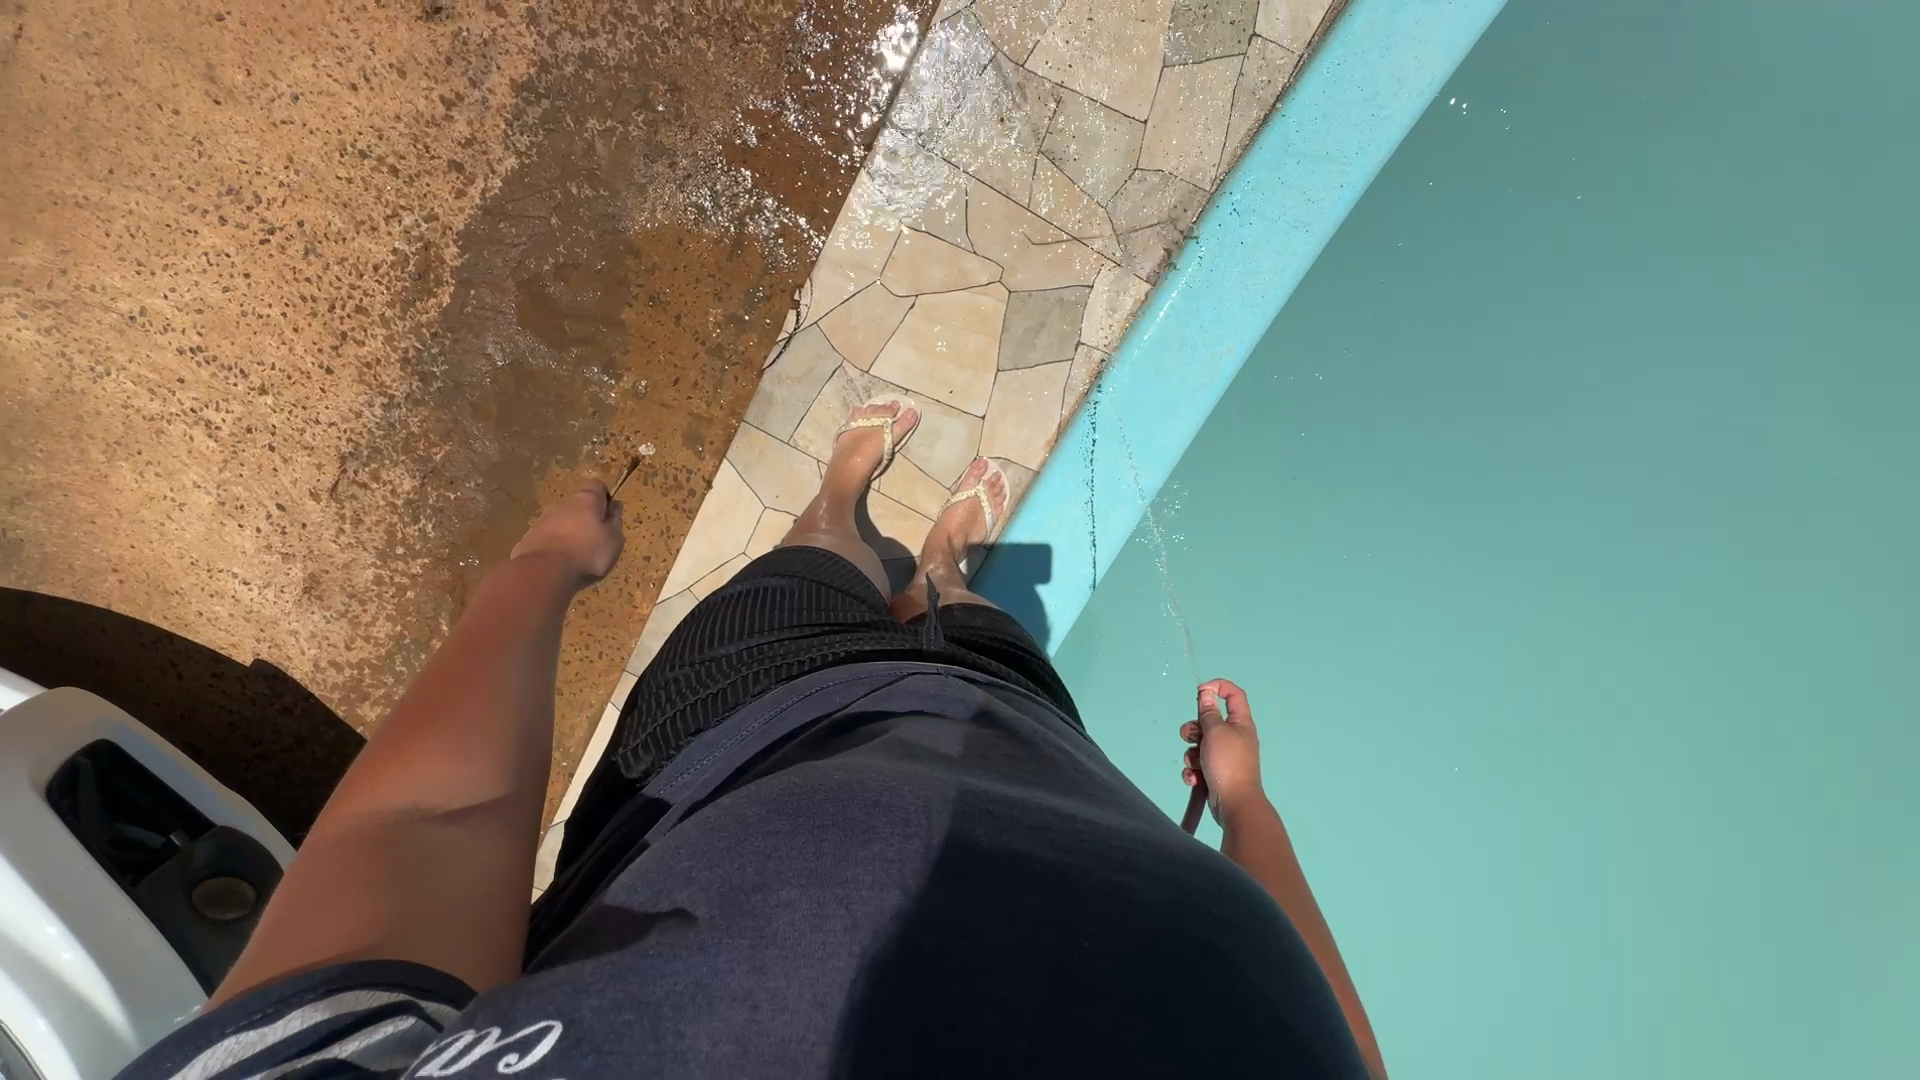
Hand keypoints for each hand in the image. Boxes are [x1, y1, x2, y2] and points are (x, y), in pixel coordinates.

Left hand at [508, 481, 623, 587]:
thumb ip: (615, 521)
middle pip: (578, 504)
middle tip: (596, 538)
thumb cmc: (588, 552)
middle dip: (587, 517)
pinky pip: (547, 536)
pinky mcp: (529, 537)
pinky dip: (555, 544)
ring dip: (570, 531)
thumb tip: (614, 507)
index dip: (606, 497)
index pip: (598, 485)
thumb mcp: (614, 539)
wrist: (544, 571)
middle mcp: (562, 504)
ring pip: (561, 520)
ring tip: (577, 553)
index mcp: (586, 500)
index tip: (610, 515)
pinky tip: (560, 561)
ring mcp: (542, 520)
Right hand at [1180, 678, 1266, 824]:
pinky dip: (1194, 771)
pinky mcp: (1216, 772)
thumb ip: (1208, 713)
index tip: (1200, 692)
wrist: (1235, 804)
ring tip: (1195, 764)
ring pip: (1199, 744)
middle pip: (1209, 721)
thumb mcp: (1215, 732)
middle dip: (1194, 728)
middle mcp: (1234, 737)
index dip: (1218, 687)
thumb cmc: (1228, 763)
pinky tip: (1196, 779)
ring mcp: (1225, 756)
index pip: (1234, 694)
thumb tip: (1206, 694)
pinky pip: (1199, 764)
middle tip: (1190, 736)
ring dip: (1192, 754)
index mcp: (1240, 723)